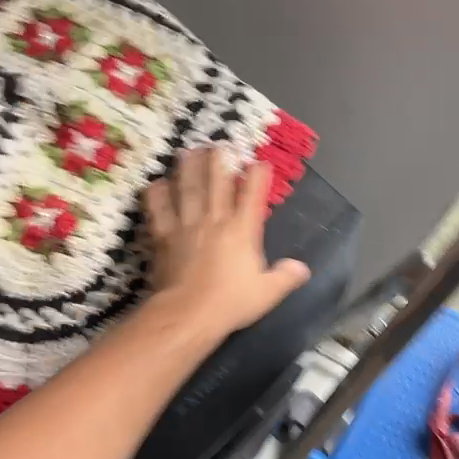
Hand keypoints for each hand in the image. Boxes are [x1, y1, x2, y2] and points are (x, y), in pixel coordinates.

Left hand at [141, 148, 309, 338]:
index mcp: (242, 230)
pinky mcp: (163, 237)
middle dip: (220, 160)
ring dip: (188, 168)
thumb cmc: (230, 303)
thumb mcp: (267, 293)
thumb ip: (285, 276)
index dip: (258, 176)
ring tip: (188, 151)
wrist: (188, 314)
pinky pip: (158, 209)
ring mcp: (186, 225)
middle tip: (219, 144)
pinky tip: (156, 183)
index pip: (252, 196)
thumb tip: (302, 268)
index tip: (260, 162)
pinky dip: (156, 195)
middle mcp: (214, 220)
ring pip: (187, 188)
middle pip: (217, 182)